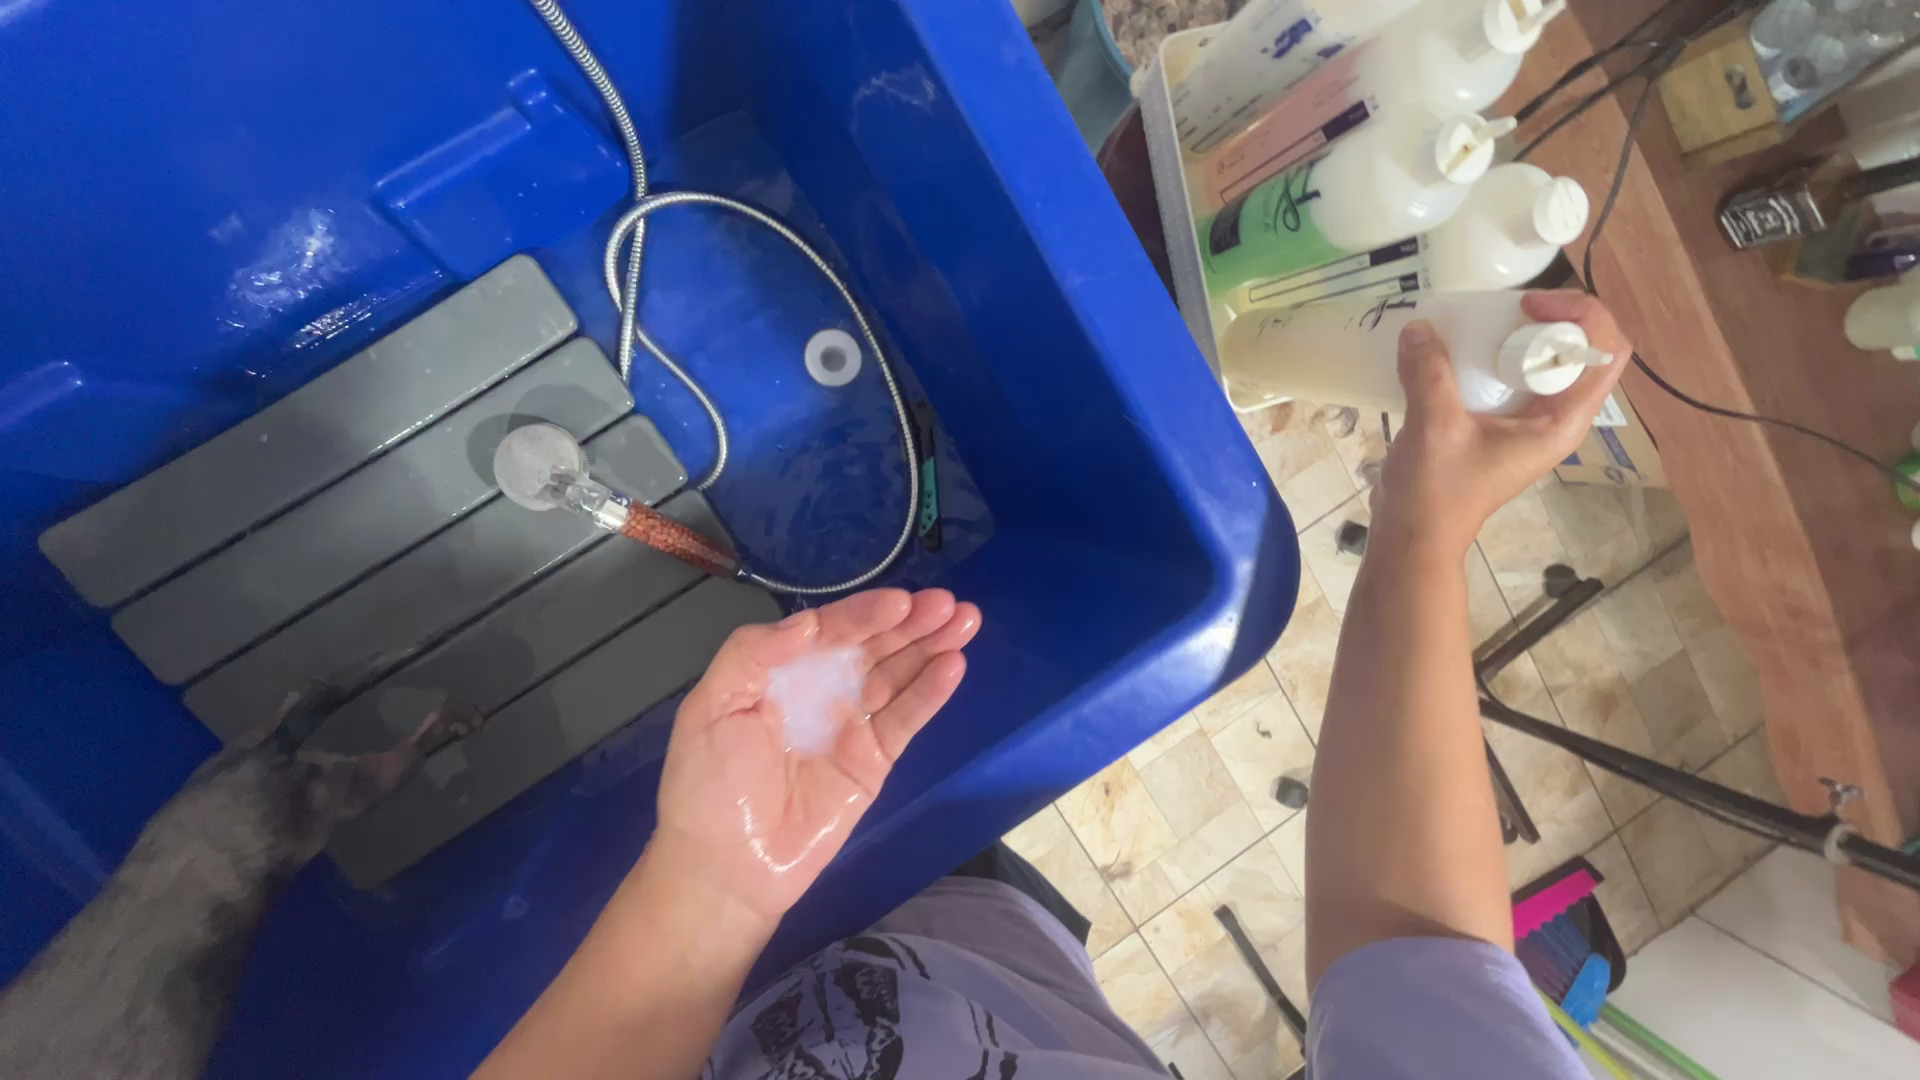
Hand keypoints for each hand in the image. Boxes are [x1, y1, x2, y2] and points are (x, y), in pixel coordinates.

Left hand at [649, 589, 980, 924]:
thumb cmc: (709, 783)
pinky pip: (907, 719)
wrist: (725, 867)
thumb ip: (753, 654)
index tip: (901, 602)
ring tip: (967, 620)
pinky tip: (953, 666)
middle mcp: (824, 687)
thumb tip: (810, 624)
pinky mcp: (875, 760)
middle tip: (950, 604)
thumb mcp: (711, 707)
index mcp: (785, 669)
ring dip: (933, 645)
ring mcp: (853, 723)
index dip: (867, 614)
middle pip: (876, 646)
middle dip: (913, 621)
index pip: (833, 630)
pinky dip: (931, 692)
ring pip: (900, 674)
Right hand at [1371, 291, 1629, 558]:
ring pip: (1539, 367)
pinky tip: (1452, 358)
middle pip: (1576, 354)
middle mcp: (1552, 421)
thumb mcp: (1434, 428)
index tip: (1525, 305)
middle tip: (1499, 312)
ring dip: (1513, 341)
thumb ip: (1428, 374)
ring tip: (1475, 329)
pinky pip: (1505, 383)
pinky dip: (1486, 362)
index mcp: (1560, 422)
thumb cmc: (1436, 491)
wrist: (1413, 536)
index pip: (1603, 352)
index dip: (1578, 315)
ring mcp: (1523, 427)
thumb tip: (1418, 328)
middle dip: (1545, 323)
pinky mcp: (1494, 431)